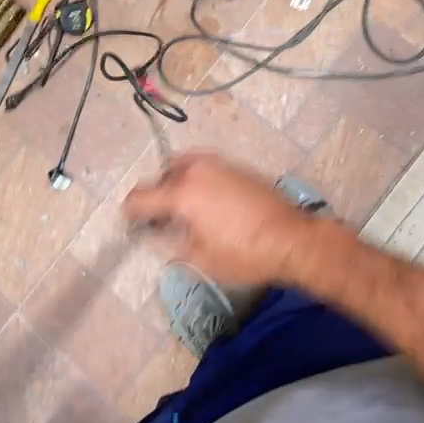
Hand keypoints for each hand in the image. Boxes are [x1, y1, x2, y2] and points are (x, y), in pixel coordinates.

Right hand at [122, 151, 321, 286]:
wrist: (293, 239)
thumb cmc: (245, 254)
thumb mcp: (201, 259)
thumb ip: (172, 243)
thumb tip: (158, 235)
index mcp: (181, 194)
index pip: (140, 197)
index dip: (130, 211)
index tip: (130, 222)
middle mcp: (194, 170)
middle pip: (160, 176)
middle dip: (155, 196)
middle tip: (160, 218)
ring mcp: (217, 163)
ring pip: (182, 166)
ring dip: (175, 183)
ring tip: (183, 207)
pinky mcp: (235, 165)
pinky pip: (203, 166)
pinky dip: (195, 178)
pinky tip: (207, 200)